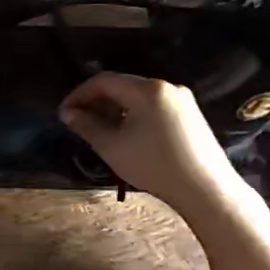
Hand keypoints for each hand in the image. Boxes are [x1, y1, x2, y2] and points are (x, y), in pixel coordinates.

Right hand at [57, 72, 247, 214]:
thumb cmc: (152, 165)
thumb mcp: (111, 146)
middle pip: (122, 85)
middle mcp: (166, 87)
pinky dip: (132, 113)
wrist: (205, 188)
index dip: (79, 94)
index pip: (104, 81)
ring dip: (113, 108)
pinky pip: (152, 105)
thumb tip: (67, 113)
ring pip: (137, 95)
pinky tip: (125, 133)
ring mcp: (182, 99)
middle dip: (96, 101)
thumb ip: (86, 125)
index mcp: (146, 90)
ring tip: (99, 129)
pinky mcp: (189, 114)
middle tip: (78, 121)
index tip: (64, 113)